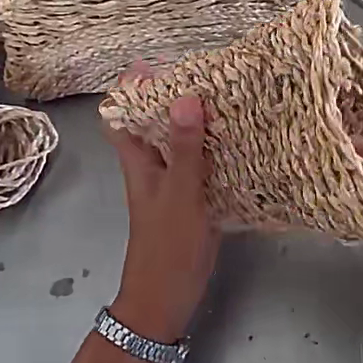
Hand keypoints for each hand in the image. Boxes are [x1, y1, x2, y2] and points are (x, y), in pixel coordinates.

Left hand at [103, 93, 218, 342]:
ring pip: (180, 142)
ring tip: (229, 99)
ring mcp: (172, 183)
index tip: (158, 64)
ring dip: (198, 122)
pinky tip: (241, 140)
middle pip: (154, 123)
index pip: (121, 114)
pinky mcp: (192, 198)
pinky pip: (201, 163)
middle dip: (174, 98)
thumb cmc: (167, 247)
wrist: (166, 298)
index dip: (132, 88)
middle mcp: (152, 166)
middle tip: (207, 76)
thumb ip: (185, 150)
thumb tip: (186, 97)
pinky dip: (215, 149)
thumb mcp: (179, 195)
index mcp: (138, 161)